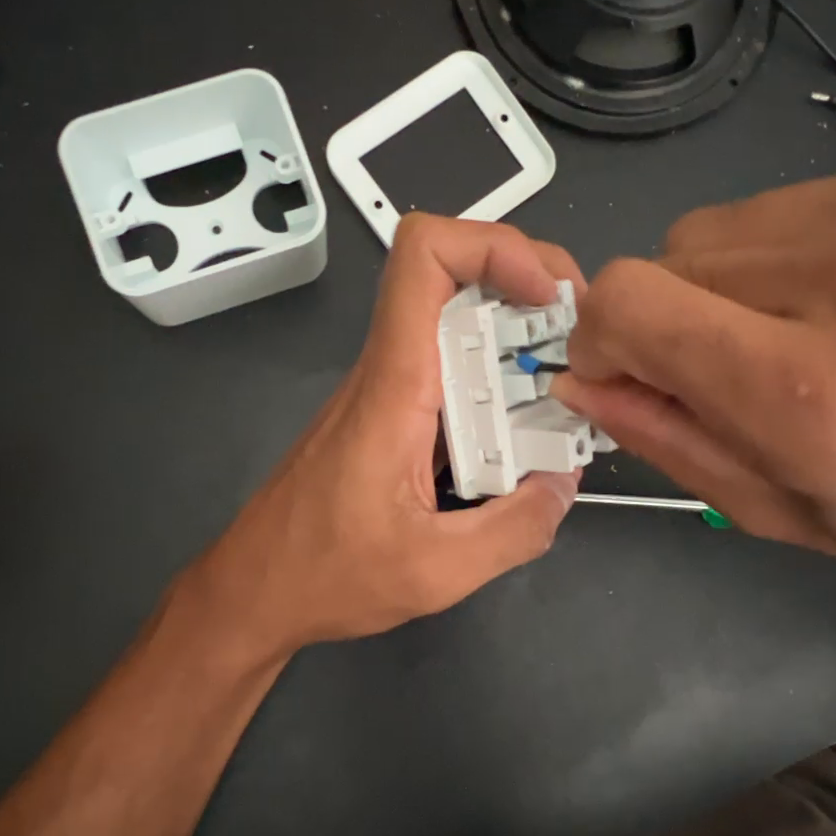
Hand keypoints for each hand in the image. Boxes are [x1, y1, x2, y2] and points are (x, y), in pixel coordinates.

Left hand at [182, 215, 585, 657]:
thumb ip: (514, 530)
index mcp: (394, 388)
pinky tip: (519, 442)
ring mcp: (384, 394)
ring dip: (514, 348)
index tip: (547, 295)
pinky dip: (491, 391)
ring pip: (454, 331)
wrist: (254, 590)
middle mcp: (388, 374)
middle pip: (454, 281)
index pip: (425, 257)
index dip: (495, 245)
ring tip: (564, 398)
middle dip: (528, 295)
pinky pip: (445, 378)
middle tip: (581, 349)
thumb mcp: (436, 572)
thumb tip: (563, 485)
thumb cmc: (326, 577)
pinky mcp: (385, 420)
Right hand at [551, 164, 835, 605]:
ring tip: (778, 341)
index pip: (633, 304)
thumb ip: (660, 437)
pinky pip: (772, 210)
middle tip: (715, 376)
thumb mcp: (768, 511)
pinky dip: (764, 260)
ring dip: (712, 290)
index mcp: (812, 395)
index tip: (619, 374)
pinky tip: (820, 306)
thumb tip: (579, 380)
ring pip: (710, 230)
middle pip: (665, 261)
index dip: (598, 338)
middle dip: (662, 323)